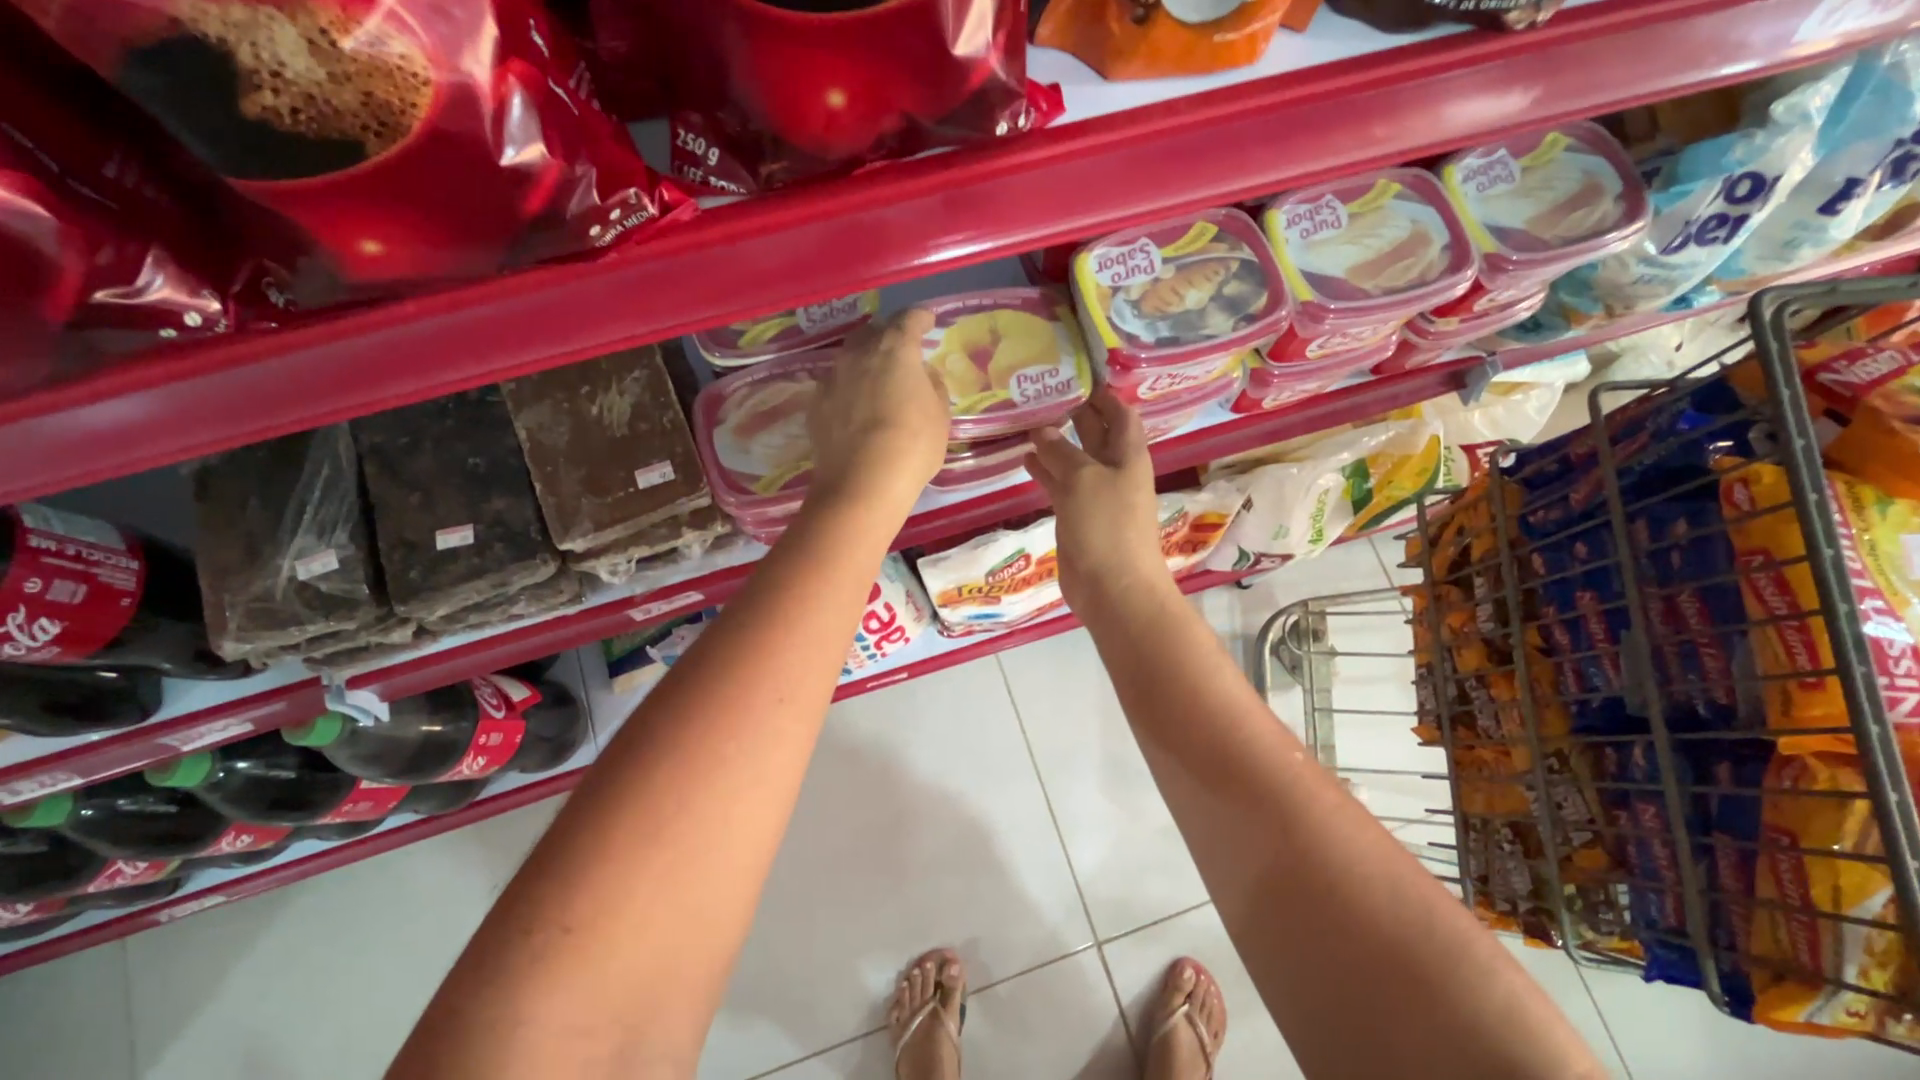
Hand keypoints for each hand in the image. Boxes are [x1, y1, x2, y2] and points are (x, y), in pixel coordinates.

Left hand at [808, 309, 949, 510]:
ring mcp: (832, 377)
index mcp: (895, 349)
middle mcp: (859, 353)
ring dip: (865, 361)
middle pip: (873, 332)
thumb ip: (933, 386)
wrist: (862, 483)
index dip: (921, 317)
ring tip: (876, 377)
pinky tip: (855, 406)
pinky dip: (847, 388)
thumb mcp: (940, 415)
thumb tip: (923, 375)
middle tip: (901, 350)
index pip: (909, 319)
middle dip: (889, 335)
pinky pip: (835, 385)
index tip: (928, 321)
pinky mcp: (815, 404)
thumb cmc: (913, 445)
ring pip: (849, 356)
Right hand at [1026, 389, 1169, 612]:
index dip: (1101, 392)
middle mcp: (1114, 469)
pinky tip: (1024, 457)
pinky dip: (1045, 470)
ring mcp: (1095, 494)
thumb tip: (1042, 430)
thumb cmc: (1107, 526)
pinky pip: (1060, 484)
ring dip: (1054, 441)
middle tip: (1040, 389)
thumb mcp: (1083, 479)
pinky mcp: (1077, 515)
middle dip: (1073, 411)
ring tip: (1025, 418)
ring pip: (1074, 458)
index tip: (1072, 372)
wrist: (1114, 588)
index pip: (1119, 412)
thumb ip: (1061, 452)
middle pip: (1095, 432)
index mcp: (1127, 454)